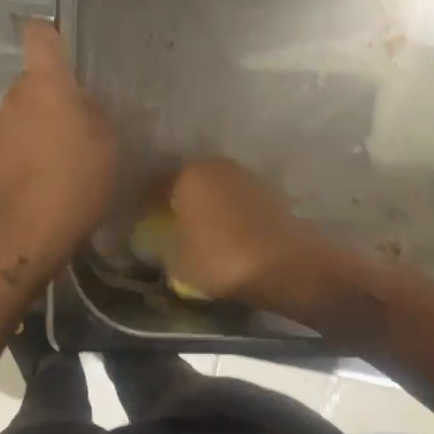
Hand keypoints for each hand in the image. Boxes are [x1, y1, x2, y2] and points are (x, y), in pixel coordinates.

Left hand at [0, 20, 116, 287]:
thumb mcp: (106, 138)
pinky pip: (20, 135)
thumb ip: (92, 108)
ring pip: (28, 108)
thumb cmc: (76, 177)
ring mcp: (0, 126)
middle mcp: (14, 96)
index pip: (38, 34)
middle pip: (36, 77)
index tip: (69, 47)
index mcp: (44, 82)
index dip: (52, 33)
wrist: (29, 231)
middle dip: (57, 91)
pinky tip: (56, 172)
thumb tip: (78, 103)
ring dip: (46, 121)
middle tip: (86, 120)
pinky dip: (36, 145)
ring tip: (74, 152)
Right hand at [162, 157, 330, 309]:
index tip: (144, 224)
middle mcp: (218, 167)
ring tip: (204, 234)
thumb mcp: (178, 263)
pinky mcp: (273, 195)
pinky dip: (233, 217)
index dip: (148, 206)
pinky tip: (230, 237)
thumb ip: (165, 248)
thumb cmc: (222, 259)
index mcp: (189, 175)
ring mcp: (249, 178)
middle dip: (182, 202)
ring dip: (210, 208)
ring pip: (219, 191)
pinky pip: (241, 204)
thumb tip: (165, 243)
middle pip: (191, 183)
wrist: (289, 266)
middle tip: (173, 227)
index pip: (157, 186)